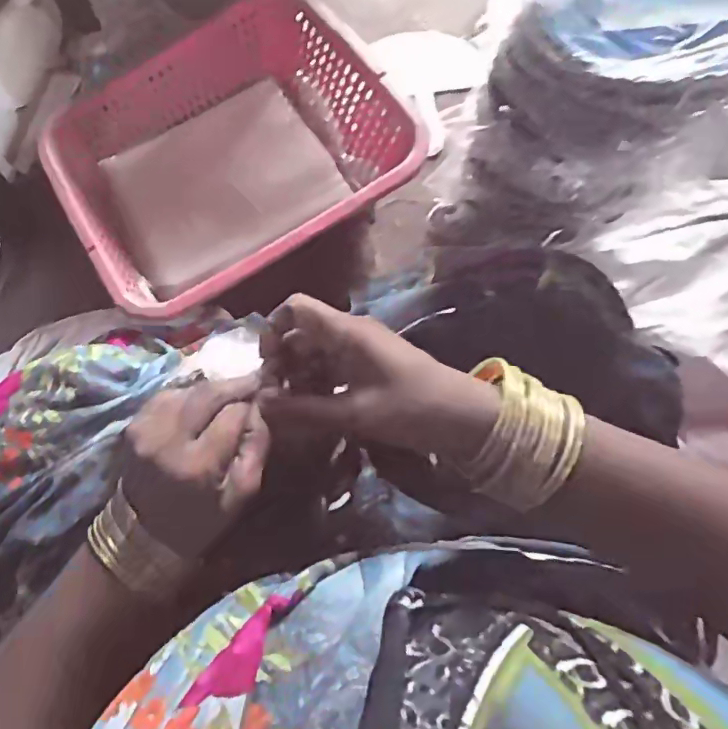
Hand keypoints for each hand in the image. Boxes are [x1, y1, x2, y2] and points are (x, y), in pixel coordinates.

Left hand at [120, 376, 269, 559]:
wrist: (143, 530)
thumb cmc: (200, 518)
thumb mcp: (239, 494)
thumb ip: (255, 448)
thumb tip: (259, 408)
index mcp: (198, 465)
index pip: (234, 414)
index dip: (251, 405)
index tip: (265, 399)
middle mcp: (167, 440)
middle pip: (208, 393)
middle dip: (235, 384)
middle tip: (256, 379)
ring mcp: (146, 428)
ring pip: (188, 389)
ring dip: (211, 389)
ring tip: (229, 394)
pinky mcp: (133, 423)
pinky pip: (167, 395)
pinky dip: (187, 394)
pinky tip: (198, 404)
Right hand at [259, 294, 497, 456]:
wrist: (467, 420)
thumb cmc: (411, 409)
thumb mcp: (354, 414)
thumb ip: (303, 409)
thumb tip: (260, 405)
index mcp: (346, 331)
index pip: (295, 308)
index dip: (272, 331)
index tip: (268, 366)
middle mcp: (349, 332)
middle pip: (300, 334)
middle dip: (282, 363)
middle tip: (275, 398)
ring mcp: (359, 349)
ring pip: (312, 353)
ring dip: (297, 377)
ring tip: (291, 409)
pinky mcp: (367, 366)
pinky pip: (329, 367)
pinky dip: (315, 385)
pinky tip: (312, 410)